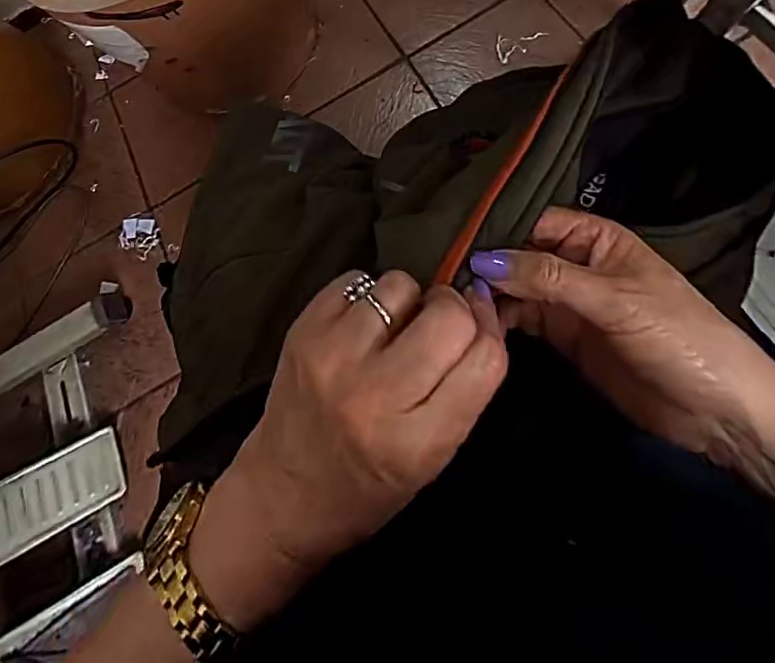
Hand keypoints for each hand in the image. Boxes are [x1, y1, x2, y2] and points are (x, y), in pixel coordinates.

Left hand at [187, 270, 507, 628]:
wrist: (283, 496)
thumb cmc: (368, 484)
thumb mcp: (434, 455)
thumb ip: (467, 384)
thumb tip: (483, 303)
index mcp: (417, 442)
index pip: (485, 359)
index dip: (490, 330)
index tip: (481, 322)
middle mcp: (374, 397)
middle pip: (449, 316)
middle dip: (454, 311)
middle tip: (438, 326)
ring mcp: (332, 359)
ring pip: (401, 286)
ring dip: (408, 300)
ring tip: (393, 328)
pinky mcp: (302, 333)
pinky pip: (356, 279)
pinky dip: (367, 294)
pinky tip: (361, 325)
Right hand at [471, 206, 774, 460]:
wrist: (719, 411)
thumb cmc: (684, 338)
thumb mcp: (615, 299)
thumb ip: (550, 278)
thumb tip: (489, 260)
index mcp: (601, 240)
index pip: (540, 223)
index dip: (505, 232)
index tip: (464, 245)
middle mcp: (583, 267)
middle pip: (526, 256)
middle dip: (494, 265)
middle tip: (453, 278)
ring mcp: (575, 305)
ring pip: (522, 289)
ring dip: (496, 295)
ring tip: (462, 303)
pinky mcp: (570, 340)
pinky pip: (529, 321)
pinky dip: (506, 322)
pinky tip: (485, 325)